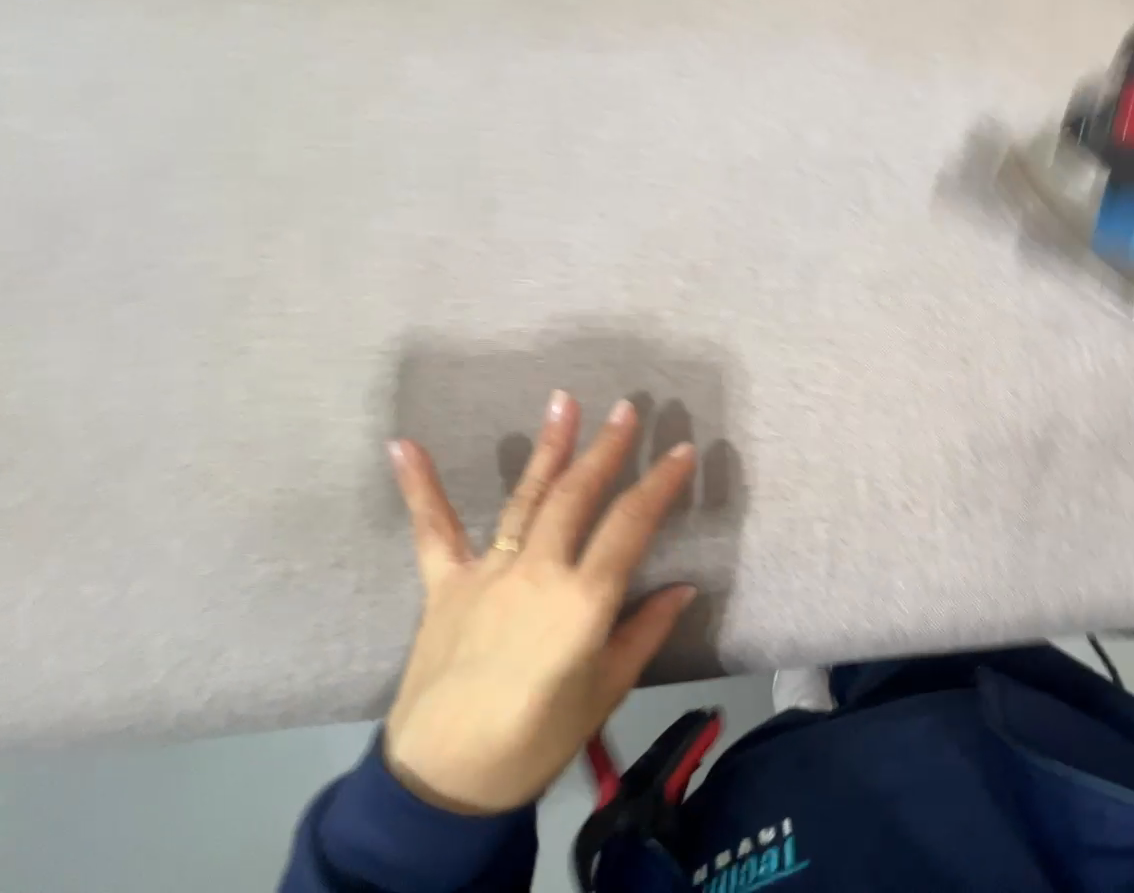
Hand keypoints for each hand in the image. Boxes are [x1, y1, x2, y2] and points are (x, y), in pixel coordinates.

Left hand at [382, 392, 698, 814]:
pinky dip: (419, 488)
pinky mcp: (444, 586)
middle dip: (607, 450)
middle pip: (579, 497)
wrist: (447, 777)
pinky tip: (403, 445)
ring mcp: (487, 573)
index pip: (632, 525)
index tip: (683, 451)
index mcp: (584, 598)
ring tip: (564, 402)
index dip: (661, 484)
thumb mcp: (609, 686)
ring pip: (525, 499)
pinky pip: (435, 533)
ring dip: (547, 448)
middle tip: (629, 410)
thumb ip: (646, 630)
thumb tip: (683, 588)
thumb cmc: (542, 735)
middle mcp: (538, 572)